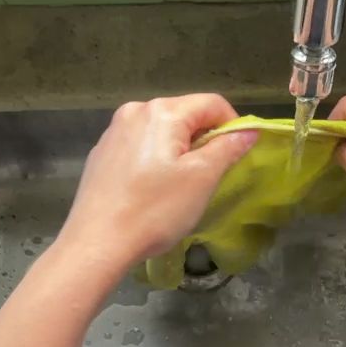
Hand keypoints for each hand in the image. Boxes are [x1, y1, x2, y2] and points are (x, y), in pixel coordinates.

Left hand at [56, 95, 258, 270]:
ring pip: (161, 131)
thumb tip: (248, 131)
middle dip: (203, 140)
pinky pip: (140, 146)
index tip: (236, 155)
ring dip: (179, 151)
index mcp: (162, 111)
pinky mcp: (101, 153)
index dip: (232, 125)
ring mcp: (114, 131)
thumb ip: (227, 148)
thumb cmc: (155, 210)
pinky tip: (150, 189)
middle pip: (185, 114)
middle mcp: (135, 111)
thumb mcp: (202, 179)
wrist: (97, 242)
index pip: (212, 103)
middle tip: (208, 176)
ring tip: (178, 186)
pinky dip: (154, 160)